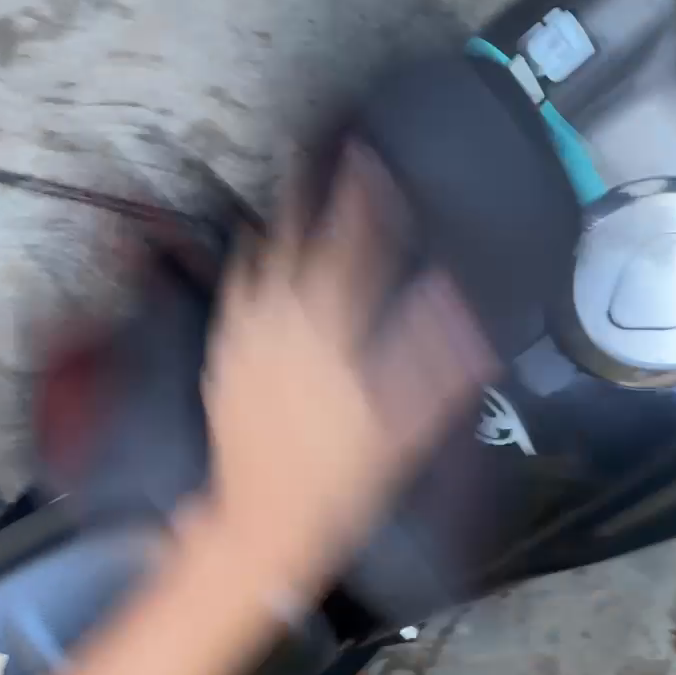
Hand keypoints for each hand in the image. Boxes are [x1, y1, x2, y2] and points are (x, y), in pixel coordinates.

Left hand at [192, 146, 496, 597]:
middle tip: (311, 154)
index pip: (351, 252)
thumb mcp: (398, 428)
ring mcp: (246, 343)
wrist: (261, 519)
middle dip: (307, 197)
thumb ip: (430, 360)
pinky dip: (244, 271)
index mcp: (330, 336)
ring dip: (273, 226)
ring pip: (258, 267)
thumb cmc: (335, 481)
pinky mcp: (222, 363)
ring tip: (282, 194)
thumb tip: (453, 300)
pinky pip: (233, 300)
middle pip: (296, 246)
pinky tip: (248, 261)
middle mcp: (282, 328)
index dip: (362, 202)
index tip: (367, 161)